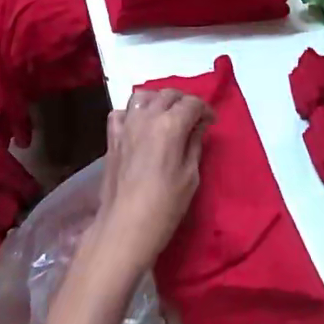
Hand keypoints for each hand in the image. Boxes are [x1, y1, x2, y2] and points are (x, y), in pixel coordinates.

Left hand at [94, 89, 211, 270]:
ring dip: (158, 101)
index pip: (192, 103)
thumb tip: (198, 125)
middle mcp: (147, 117)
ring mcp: (126, 124)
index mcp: (171, 124)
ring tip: (167, 116)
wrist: (124, 228)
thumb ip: (194, 144)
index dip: (205, 110)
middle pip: (168, 95)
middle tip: (193, 119)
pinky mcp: (112, 137)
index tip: (211, 123)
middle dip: (184, 102)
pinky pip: (122, 112)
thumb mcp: (190, 176)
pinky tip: (140, 125)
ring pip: (143, 96)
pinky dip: (133, 113)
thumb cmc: (164, 206)